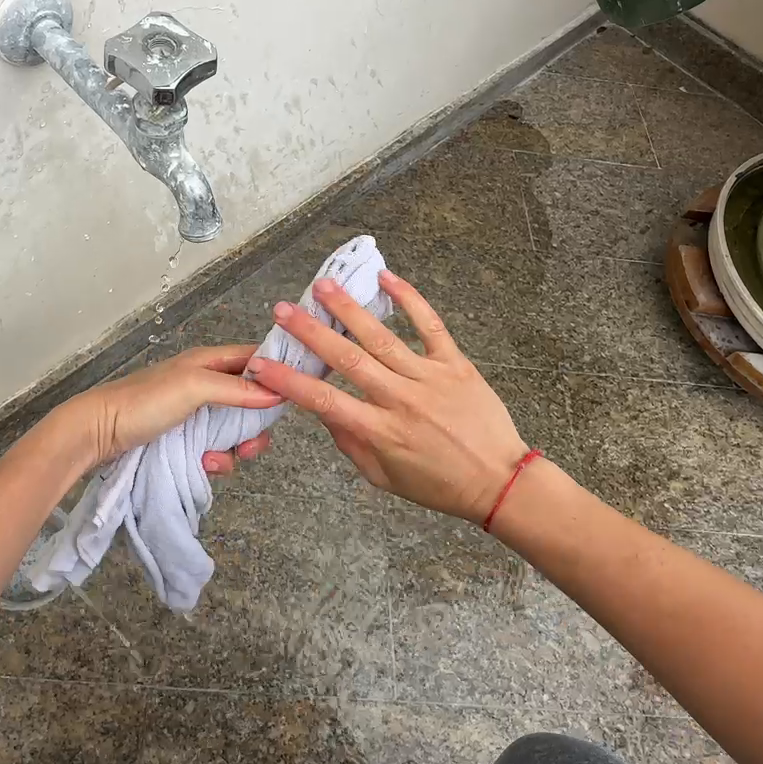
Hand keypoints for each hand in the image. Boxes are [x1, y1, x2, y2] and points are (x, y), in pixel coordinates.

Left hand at [59, 344, 282, 470]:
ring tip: (221, 460)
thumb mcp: (193, 387)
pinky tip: (204, 466)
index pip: (255, 358)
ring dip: (235, 448)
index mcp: (208, 361)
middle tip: (251, 445)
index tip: (296, 393)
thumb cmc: (143, 402)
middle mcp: (206, 384)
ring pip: (235, 430)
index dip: (276, 373)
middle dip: (255, 425)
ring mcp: (196, 414)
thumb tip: (278, 391)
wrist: (98, 435)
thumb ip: (236, 387)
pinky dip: (215, 460)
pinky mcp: (185, 440)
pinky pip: (216, 450)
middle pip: (251, 401)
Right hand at [245, 271, 531, 523]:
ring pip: (382, 337)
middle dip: (310, 332)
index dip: (289, 381)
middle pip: (347, 359)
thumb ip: (350, 443)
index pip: (324, 400)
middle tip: (282, 310)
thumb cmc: (438, 485)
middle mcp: (400, 400)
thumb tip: (323, 411)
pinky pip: (430, 326)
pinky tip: (386, 278)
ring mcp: (429, 377)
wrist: (500, 481)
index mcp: (380, 431)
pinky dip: (410, 300)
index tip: (262, 365)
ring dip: (349, 309)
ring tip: (322, 286)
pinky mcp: (455, 364)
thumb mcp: (383, 477)